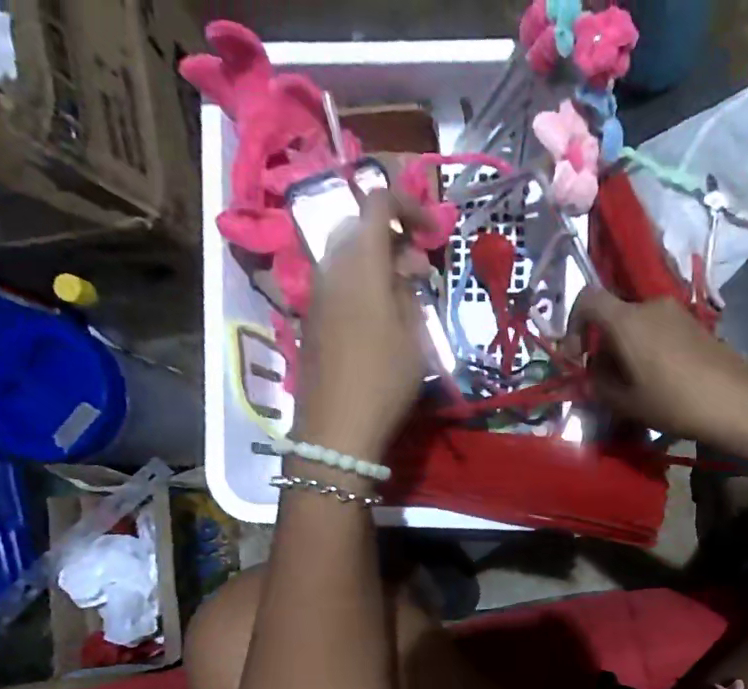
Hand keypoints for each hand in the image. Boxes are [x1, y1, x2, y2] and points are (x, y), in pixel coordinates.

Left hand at [295, 190, 435, 463]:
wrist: (336, 426)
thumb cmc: (385, 379)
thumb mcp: (414, 336)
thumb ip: (409, 290)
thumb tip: (405, 266)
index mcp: (360, 264)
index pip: (378, 204)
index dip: (409, 205)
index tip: (434, 231)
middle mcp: (331, 268)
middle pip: (359, 227)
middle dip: (394, 236)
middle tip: (422, 269)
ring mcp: (317, 292)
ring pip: (348, 254)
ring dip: (380, 261)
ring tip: (407, 295)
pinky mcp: (313, 316)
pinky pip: (340, 280)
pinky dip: (364, 281)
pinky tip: (384, 315)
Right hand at [571, 288, 747, 444]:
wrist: (737, 402)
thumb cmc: (674, 402)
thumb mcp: (626, 403)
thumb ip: (599, 385)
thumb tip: (593, 374)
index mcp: (627, 319)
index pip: (587, 299)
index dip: (573, 324)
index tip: (576, 355)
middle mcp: (650, 305)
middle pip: (615, 315)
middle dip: (603, 344)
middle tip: (606, 379)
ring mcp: (677, 312)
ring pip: (638, 324)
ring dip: (628, 348)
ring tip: (635, 383)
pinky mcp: (696, 324)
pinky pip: (660, 330)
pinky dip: (649, 348)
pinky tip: (661, 378)